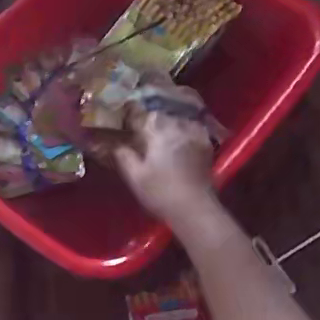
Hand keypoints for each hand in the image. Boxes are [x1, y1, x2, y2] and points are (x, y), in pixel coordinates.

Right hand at [114, 110, 216, 225]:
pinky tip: (176, 139)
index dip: (127, 114)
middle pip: (158, 113)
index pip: (137, 111)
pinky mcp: (205, 142)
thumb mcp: (133, 175)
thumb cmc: (160, 192)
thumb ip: (121, 154)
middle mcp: (177, 122)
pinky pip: (190, 127)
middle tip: (137, 127)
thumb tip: (114, 142)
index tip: (120, 119)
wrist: (195, 208)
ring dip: (165, 122)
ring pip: (175, 118)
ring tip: (157, 131)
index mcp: (157, 127)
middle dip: (147, 118)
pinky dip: (181, 130)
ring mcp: (195, 130)